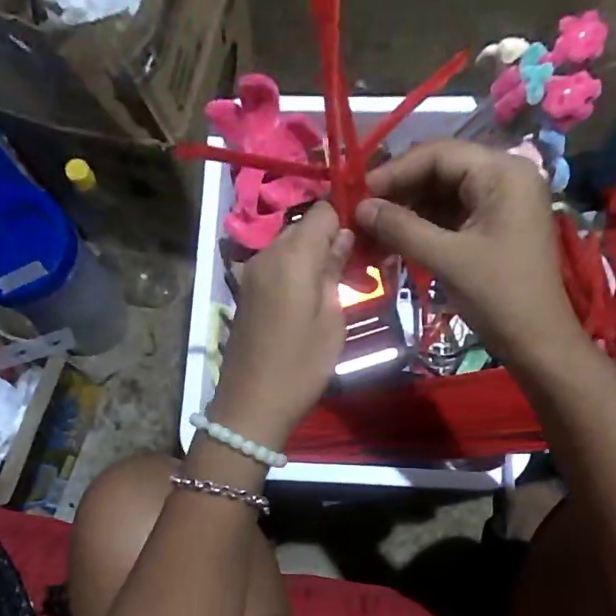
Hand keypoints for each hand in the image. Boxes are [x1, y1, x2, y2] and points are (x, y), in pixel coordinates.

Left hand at [210, 203, 353, 445]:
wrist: (252, 404)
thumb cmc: (301, 365)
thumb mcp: (332, 320)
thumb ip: (335, 272)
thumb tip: (342, 238)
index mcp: (292, 256)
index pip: (324, 210)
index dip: (347, 216)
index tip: (368, 234)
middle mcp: (267, 253)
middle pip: (304, 226)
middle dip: (331, 237)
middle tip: (357, 264)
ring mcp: (252, 272)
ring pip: (289, 245)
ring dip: (313, 255)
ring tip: (337, 282)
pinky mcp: (247, 291)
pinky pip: (277, 265)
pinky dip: (296, 270)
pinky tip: (311, 295)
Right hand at [358, 140, 583, 368]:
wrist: (538, 342)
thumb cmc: (498, 296)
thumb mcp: (446, 259)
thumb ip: (401, 228)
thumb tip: (360, 208)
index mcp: (503, 172)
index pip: (439, 154)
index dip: (395, 171)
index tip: (359, 193)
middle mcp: (506, 176)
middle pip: (442, 170)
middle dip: (401, 191)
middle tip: (363, 213)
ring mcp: (504, 203)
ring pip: (446, 194)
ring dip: (410, 211)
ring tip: (374, 230)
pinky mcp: (498, 227)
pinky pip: (456, 215)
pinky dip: (427, 226)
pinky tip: (398, 239)